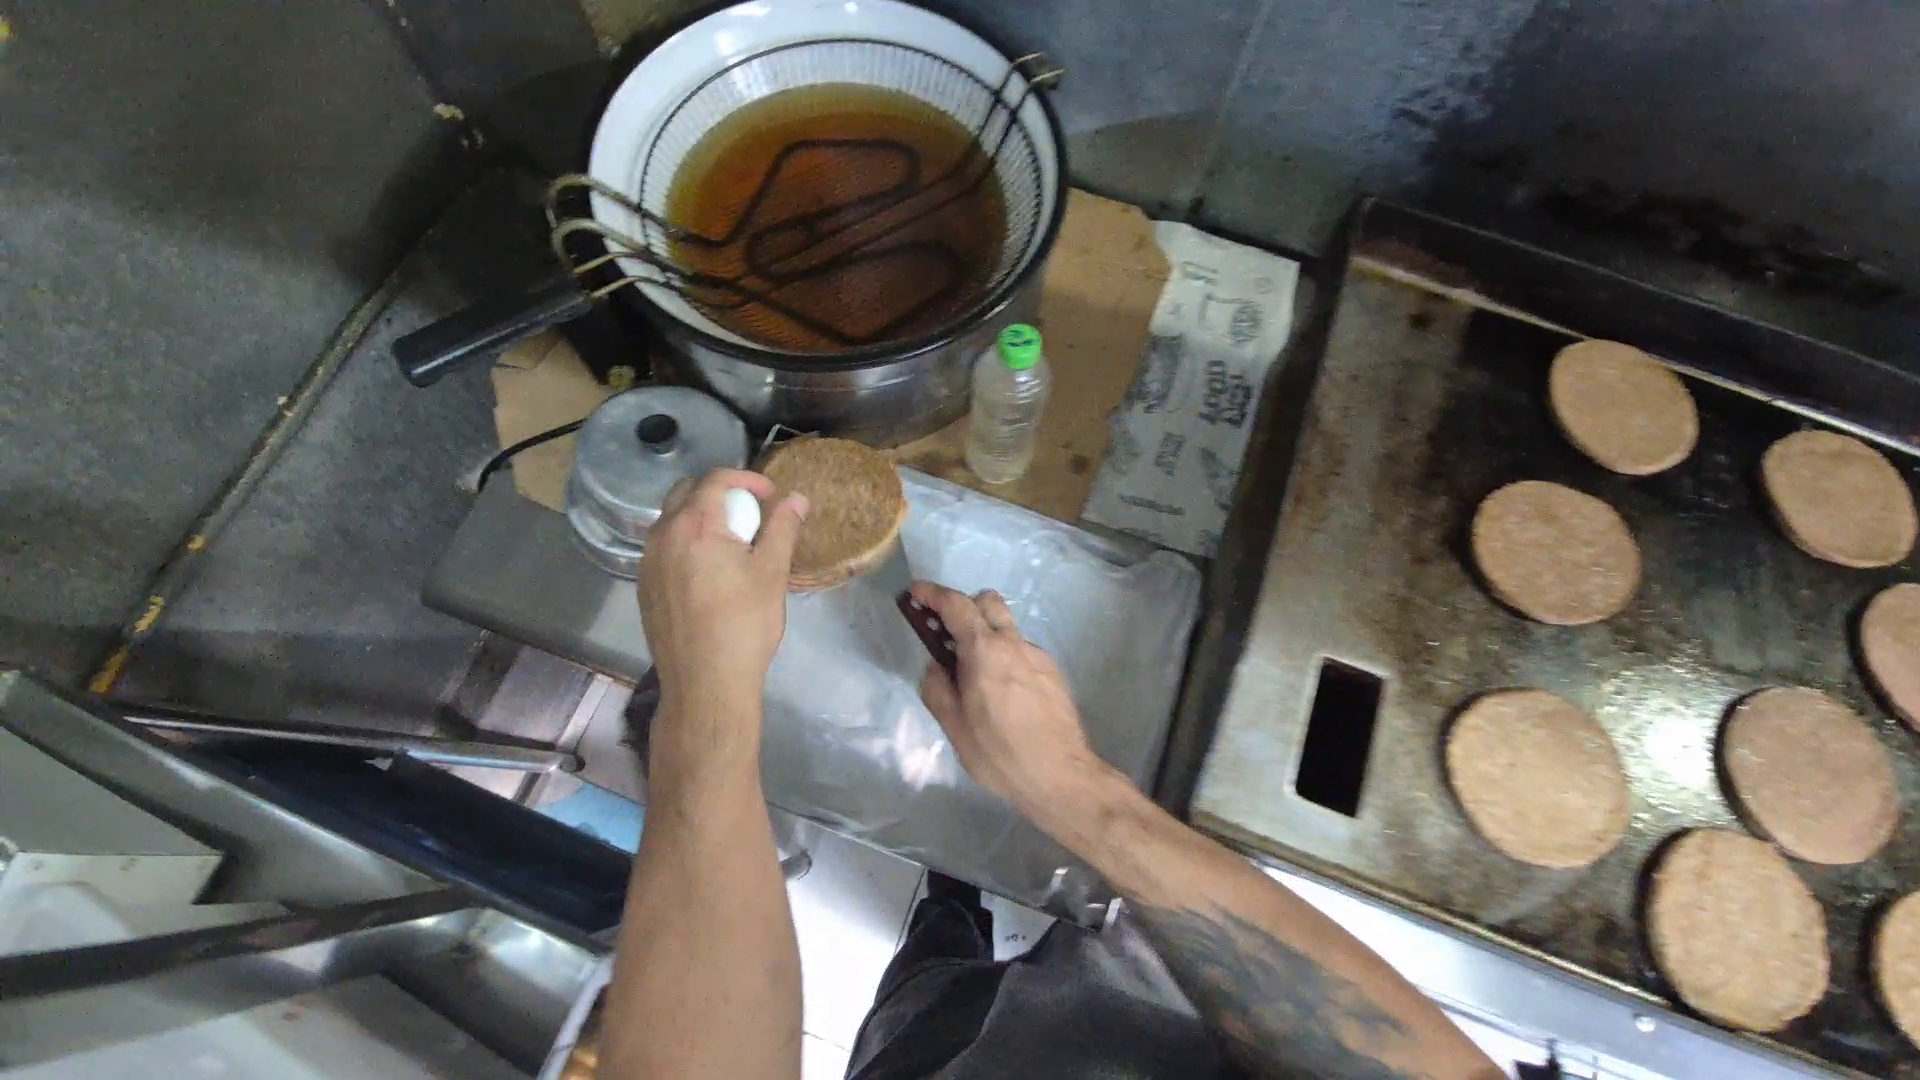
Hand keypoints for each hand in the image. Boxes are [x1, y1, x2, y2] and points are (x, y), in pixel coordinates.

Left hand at [639, 469, 807, 719]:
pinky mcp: (644, 586)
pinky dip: (686, 544)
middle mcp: (662, 535)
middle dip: (720, 494)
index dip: (747, 479)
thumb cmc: (744, 625)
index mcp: (695, 525)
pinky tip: (709, 572)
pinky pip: (663, 548)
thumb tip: (797, 498)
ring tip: (731, 544)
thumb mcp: (772, 573)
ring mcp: (647, 562)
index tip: (771, 496)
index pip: (716, 479)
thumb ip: (783, 528)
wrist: (705, 683)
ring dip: (700, 518)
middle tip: (750, 516)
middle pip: (686, 492)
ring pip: (671, 520)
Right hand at [912, 583, 1107, 817]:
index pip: (956, 605)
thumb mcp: (954, 726)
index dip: (932, 594)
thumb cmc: (999, 753)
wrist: (1060, 775)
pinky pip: (1022, 652)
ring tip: (976, 676)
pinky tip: (1003, 695)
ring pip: (1008, 629)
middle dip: (965, 606)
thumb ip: (938, 689)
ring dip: (987, 635)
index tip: (915, 593)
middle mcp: (1014, 644)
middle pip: (988, 602)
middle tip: (947, 633)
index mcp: (985, 651)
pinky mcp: (1053, 673)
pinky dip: (1006, 658)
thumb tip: (937, 667)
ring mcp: (1038, 656)